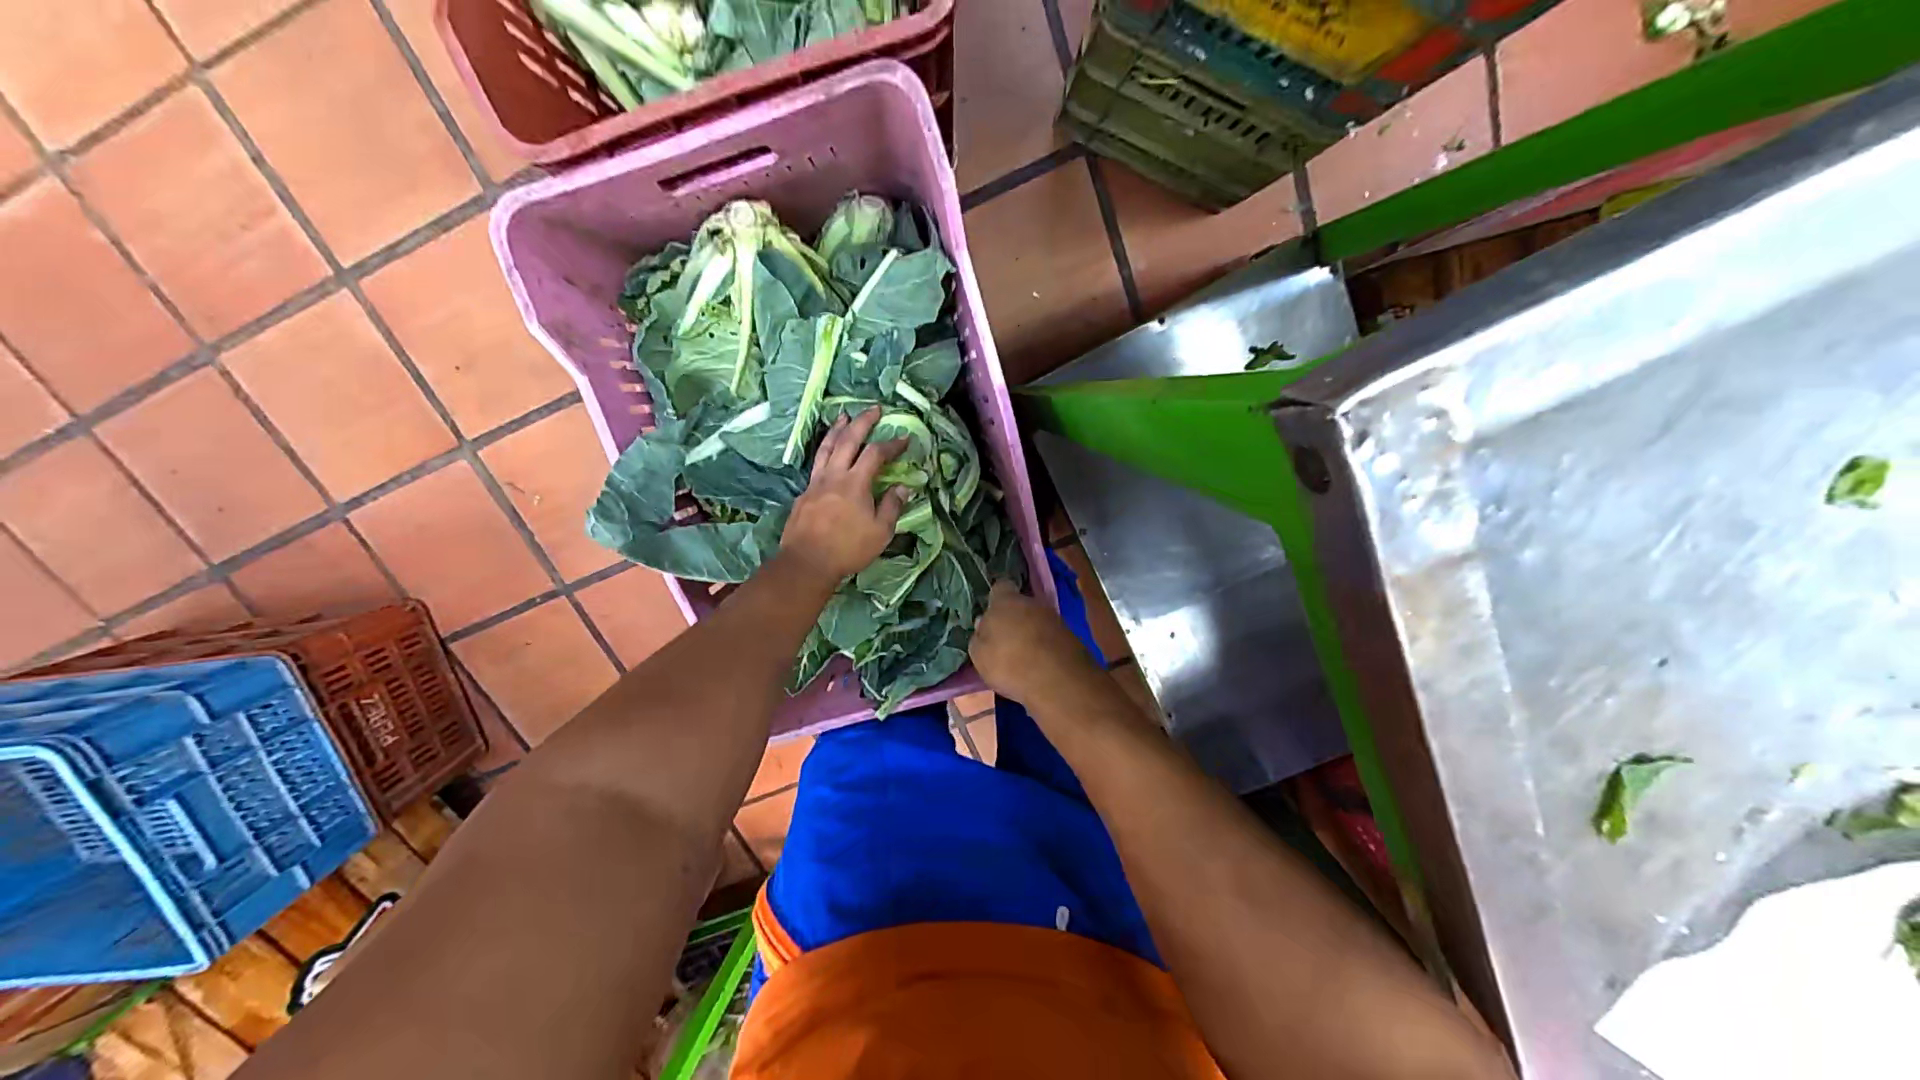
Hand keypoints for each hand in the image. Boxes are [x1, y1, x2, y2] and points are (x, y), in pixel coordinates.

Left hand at [780, 407, 908, 582]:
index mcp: (856, 483)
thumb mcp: (880, 532)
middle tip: (873, 409)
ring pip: (827, 447)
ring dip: (837, 429)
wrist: (807, 562)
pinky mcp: (804, 493)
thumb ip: (891, 506)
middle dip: (863, 422)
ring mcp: (816, 483)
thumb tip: (903, 488)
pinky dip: (824, 450)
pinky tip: (827, 451)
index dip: (891, 444)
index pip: (876, 454)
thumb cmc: (848, 549)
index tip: (904, 439)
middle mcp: (835, 475)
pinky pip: (816, 463)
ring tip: (843, 416)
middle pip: (848, 440)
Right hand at [969, 582, 1106, 708]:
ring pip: (1036, 620)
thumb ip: (979, 636)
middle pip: (1020, 605)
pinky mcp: (1071, 636)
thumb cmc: (1010, 664)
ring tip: (1023, 657)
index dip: (995, 600)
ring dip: (1030, 634)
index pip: (1000, 587)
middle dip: (1013, 619)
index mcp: (1005, 601)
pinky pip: (1051, 636)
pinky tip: (1040, 665)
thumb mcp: (980, 655)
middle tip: (1004, 641)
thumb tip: (983, 625)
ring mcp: (1054, 618)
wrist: (1059, 681)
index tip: (990, 616)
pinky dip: (1045, 647)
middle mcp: (1032, 602)